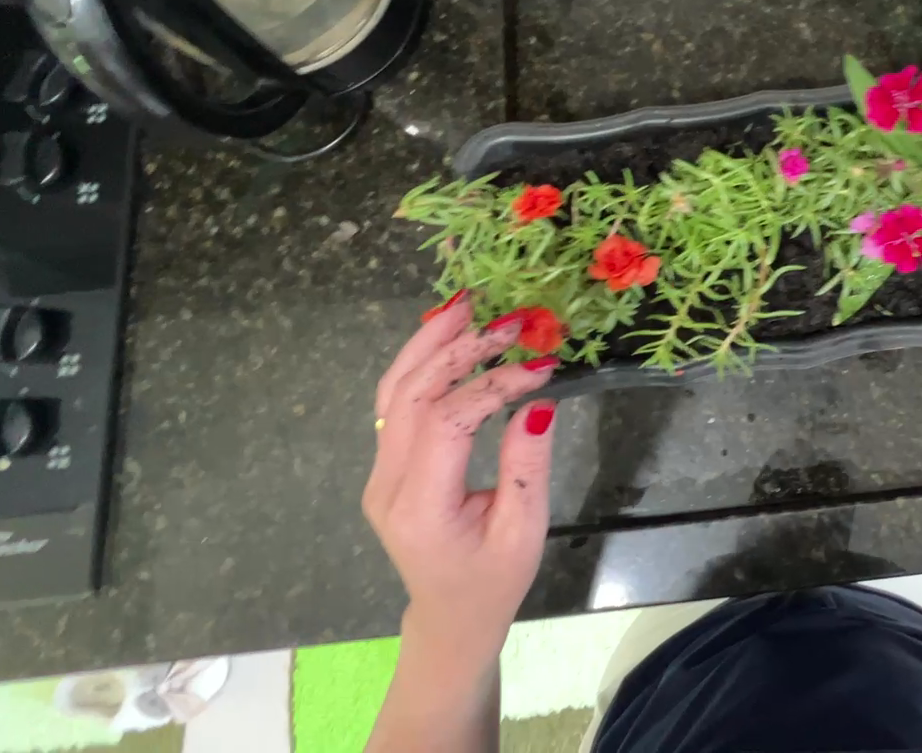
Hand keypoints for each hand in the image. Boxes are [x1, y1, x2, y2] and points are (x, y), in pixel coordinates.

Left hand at [363, 292, 559, 655]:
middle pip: (412, 395)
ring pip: (394, 390)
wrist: (451, 615)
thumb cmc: (494, 579)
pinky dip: (419, 361)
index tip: (542, 366)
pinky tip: (447, 336)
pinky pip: (397, 401)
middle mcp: (386, 483)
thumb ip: (527, 465)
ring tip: (467, 306)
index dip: (495, 384)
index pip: (449, 421)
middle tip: (509, 323)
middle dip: (461, 350)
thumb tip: (537, 401)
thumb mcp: (525, 529)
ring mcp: (379, 472)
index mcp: (421, 505)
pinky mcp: (387, 463)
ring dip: (429, 344)